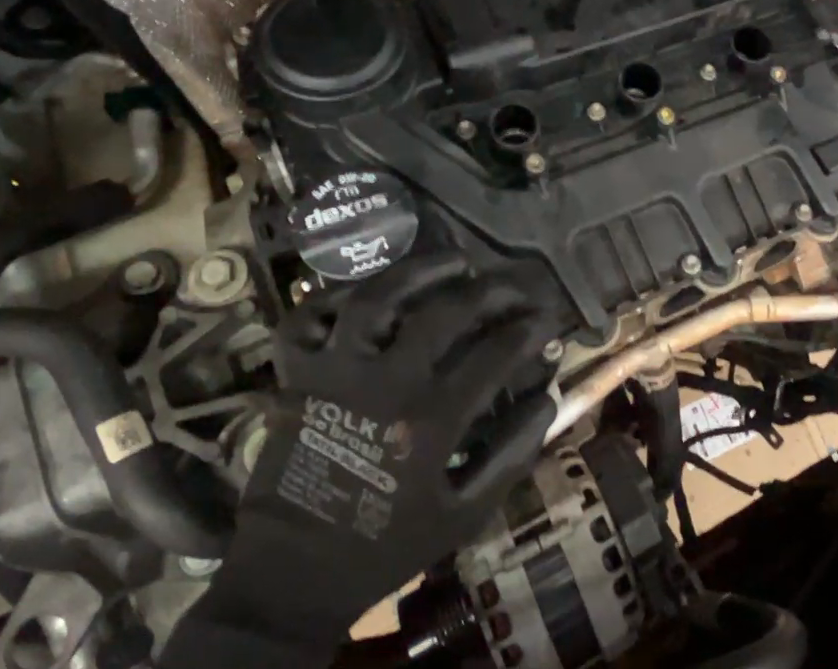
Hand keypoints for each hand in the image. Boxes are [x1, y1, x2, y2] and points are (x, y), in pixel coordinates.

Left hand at [157, 255, 554, 668]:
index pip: (494, 354)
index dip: (528, 330)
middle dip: (490, 291)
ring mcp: (332, 373)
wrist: (291, 574)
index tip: (546, 321)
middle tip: (513, 284)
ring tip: (453, 262)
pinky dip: (334, 296)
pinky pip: (306, 318)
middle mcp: (382, 383)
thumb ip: (512, 454)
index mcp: (429, 421)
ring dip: (419, 271)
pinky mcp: (294, 377)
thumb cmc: (386, 543)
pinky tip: (369, 290)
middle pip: (444, 312)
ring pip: (375, 298)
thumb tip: (546, 397)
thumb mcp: (465, 513)